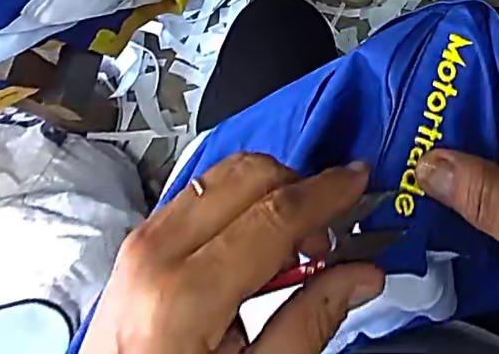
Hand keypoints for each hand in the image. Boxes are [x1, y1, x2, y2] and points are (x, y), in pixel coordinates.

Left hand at [80, 154, 384, 353]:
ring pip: (229, 174)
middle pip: (252, 175)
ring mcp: (140, 247)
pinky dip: (245, 200)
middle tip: (327, 229)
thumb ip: (308, 325)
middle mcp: (154, 257)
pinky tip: (258, 242)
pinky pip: (206, 193)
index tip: (360, 180)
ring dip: (274, 190)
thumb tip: (361, 274)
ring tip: (294, 240)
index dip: (329, 191)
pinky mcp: (137, 248)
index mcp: (181, 299)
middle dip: (301, 188)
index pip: (277, 212)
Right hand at [418, 67, 498, 353]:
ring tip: (398, 152)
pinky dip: (464, 175)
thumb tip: (428, 163)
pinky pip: (492, 165)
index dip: (464, 70)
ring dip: (452, 146)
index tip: (417, 80)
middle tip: (393, 123)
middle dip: (448, 113)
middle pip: (493, 99)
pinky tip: (428, 187)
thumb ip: (490, 198)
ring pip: (488, 134)